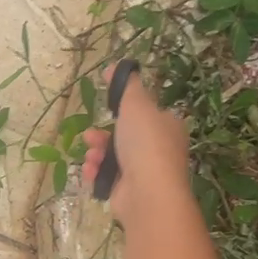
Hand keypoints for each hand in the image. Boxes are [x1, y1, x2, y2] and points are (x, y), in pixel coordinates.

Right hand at [80, 66, 191, 225]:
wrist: (147, 192)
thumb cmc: (145, 143)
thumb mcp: (136, 104)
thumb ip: (127, 85)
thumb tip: (116, 66)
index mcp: (167, 126)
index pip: (146, 113)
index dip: (125, 108)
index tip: (106, 103)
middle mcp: (159, 149)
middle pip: (125, 136)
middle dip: (103, 134)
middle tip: (90, 134)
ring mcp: (144, 173)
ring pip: (113, 157)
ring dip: (97, 153)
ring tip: (90, 155)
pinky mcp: (129, 192)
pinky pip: (108, 177)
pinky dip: (97, 173)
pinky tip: (91, 171)